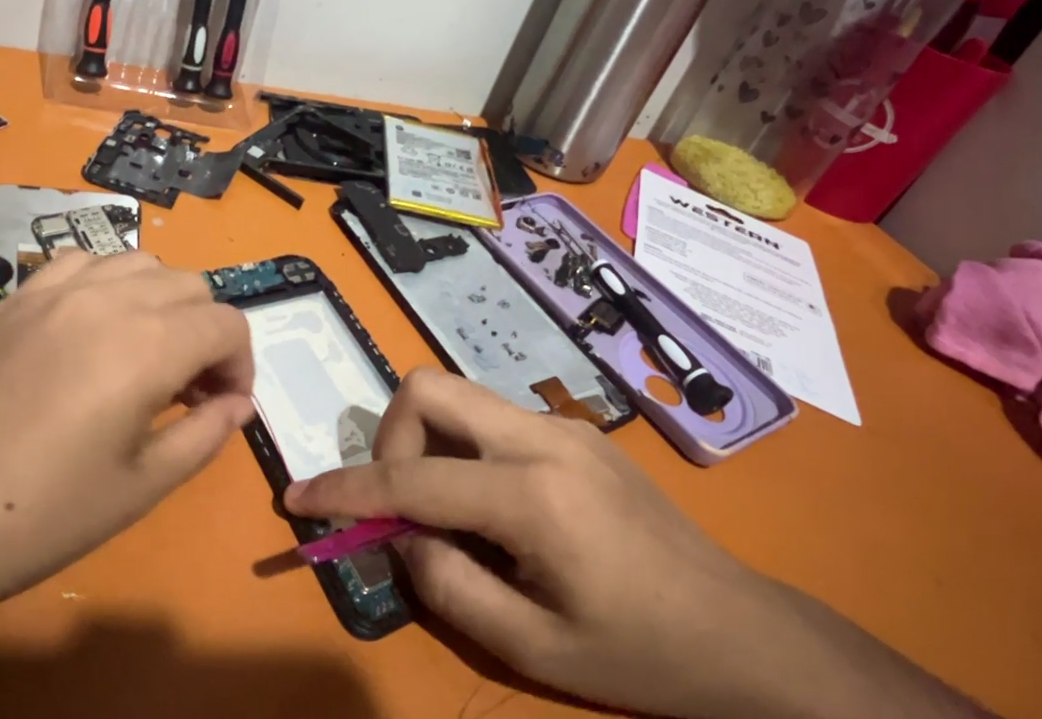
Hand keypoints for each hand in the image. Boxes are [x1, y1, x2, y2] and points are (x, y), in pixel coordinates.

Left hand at [0, 251, 253, 620]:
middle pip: (190, 286)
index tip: (225, 407)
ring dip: (162, 302)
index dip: (242, 364)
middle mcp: (106, 299)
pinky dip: (106, 284)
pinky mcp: (11, 300)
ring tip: (144, 357)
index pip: (227, 324)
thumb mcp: (137, 490)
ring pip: (138, 263)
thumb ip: (203, 436)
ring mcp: (52, 291)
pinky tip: (90, 331)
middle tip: (190, 392)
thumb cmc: (33, 520)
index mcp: (146, 346)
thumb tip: (238, 405)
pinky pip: (80, 263)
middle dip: (207, 332)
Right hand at [284, 370, 985, 718]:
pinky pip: (494, 420)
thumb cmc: (640, 653)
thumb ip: (446, 586)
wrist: (744, 632)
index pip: (410, 477)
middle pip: (431, 388)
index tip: (297, 499)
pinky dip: (464, 452)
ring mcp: (564, 427)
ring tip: (444, 517)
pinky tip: (490, 511)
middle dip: (390, 437)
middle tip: (396, 502)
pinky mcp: (578, 432)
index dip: (344, 487)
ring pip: (461, 399)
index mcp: (532, 494)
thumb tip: (398, 537)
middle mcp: (543, 437)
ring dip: (428, 446)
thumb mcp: (530, 646)